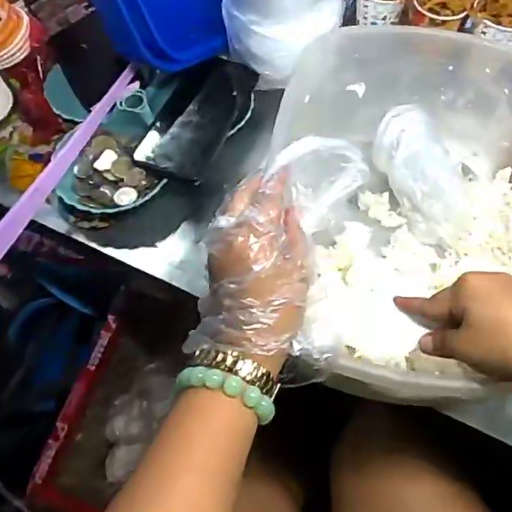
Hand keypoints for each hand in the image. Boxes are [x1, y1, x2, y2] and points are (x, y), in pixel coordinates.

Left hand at [194, 171, 308, 370]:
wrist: (243, 343)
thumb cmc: (278, 308)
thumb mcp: (298, 271)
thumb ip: (295, 235)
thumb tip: (290, 210)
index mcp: (254, 234)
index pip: (266, 196)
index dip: (277, 180)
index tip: (286, 167)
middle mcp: (231, 232)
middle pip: (241, 196)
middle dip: (256, 182)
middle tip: (272, 174)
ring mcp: (218, 243)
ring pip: (230, 207)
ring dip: (246, 195)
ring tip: (264, 189)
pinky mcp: (213, 255)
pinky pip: (227, 221)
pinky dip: (239, 211)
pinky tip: (253, 212)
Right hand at [394, 273, 511, 388]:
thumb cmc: (506, 345)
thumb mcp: (467, 349)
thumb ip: (443, 342)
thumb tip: (425, 338)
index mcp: (465, 287)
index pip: (432, 302)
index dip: (413, 306)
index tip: (397, 300)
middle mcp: (485, 279)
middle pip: (455, 300)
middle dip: (444, 314)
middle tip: (432, 330)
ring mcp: (509, 286)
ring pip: (477, 302)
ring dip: (467, 318)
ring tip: (462, 336)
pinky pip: (495, 307)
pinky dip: (487, 319)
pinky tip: (491, 333)